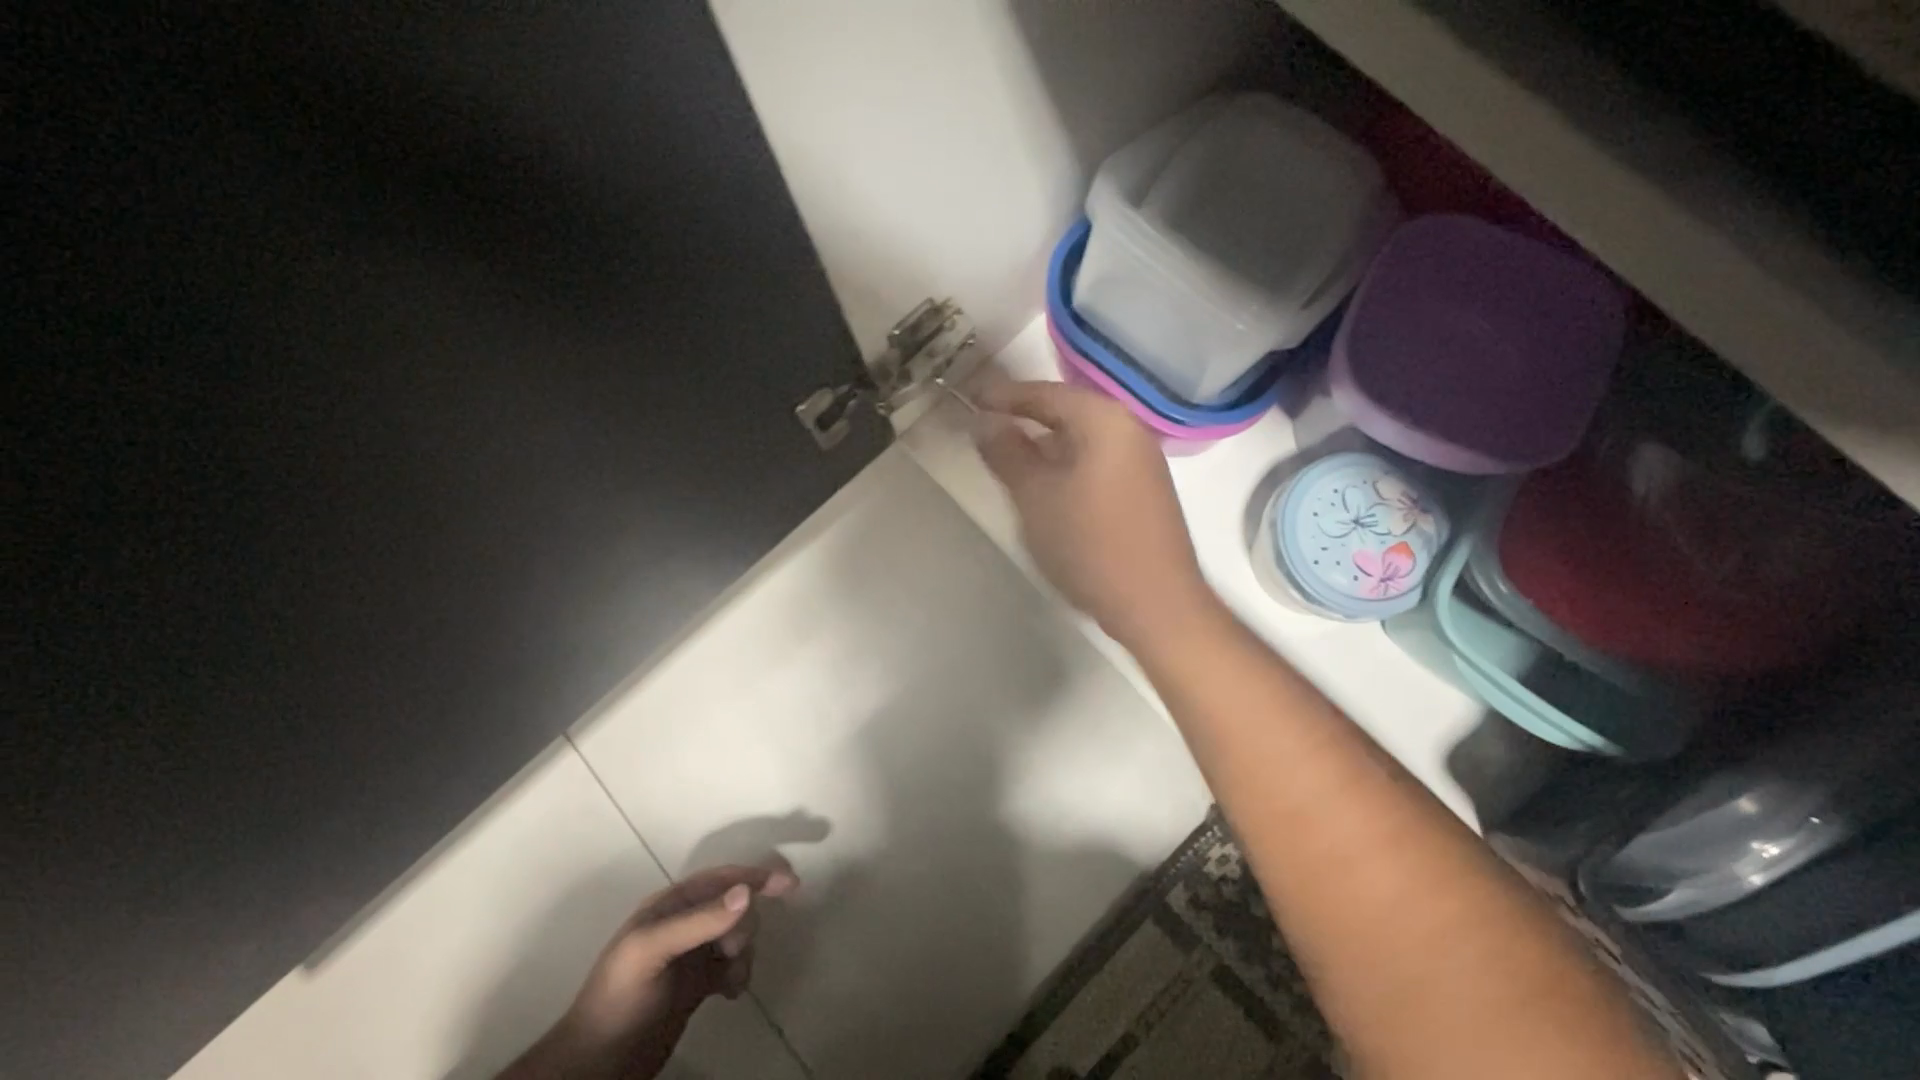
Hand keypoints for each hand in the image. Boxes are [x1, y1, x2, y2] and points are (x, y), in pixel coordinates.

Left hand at [502, 863, 797, 1079]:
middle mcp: (683, 924)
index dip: (755, 876)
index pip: (720, 878)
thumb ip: (698, 920)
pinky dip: (739, 975)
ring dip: (743, 954)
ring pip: (738, 937)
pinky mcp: (698, 984)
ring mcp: (692, 955)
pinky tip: (730, 994)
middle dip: (743, 926)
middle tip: (731, 952)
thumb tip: (747, 892)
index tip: (790, 883)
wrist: (600, 1061)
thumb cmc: (619, 998)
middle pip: (735, 907)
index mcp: (668, 906)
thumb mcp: (652, 951)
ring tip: (730, 980)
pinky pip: (734, 966)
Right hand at [974, 380, 1214, 648]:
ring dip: (1044, 445)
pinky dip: (1066, 465)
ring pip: (1081, 440)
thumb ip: (1007, 453)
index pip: (1045, 393)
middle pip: (1067, 412)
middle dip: (1024, 418)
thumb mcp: (1035, 496)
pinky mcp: (1144, 491)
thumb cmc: (1089, 543)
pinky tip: (1045, 486)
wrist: (1155, 602)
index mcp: (1104, 419)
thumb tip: (984, 422)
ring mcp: (1141, 461)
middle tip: (983, 425)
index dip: (1003, 395)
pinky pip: (1095, 462)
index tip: (969, 399)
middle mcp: (1128, 429)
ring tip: (1006, 456)